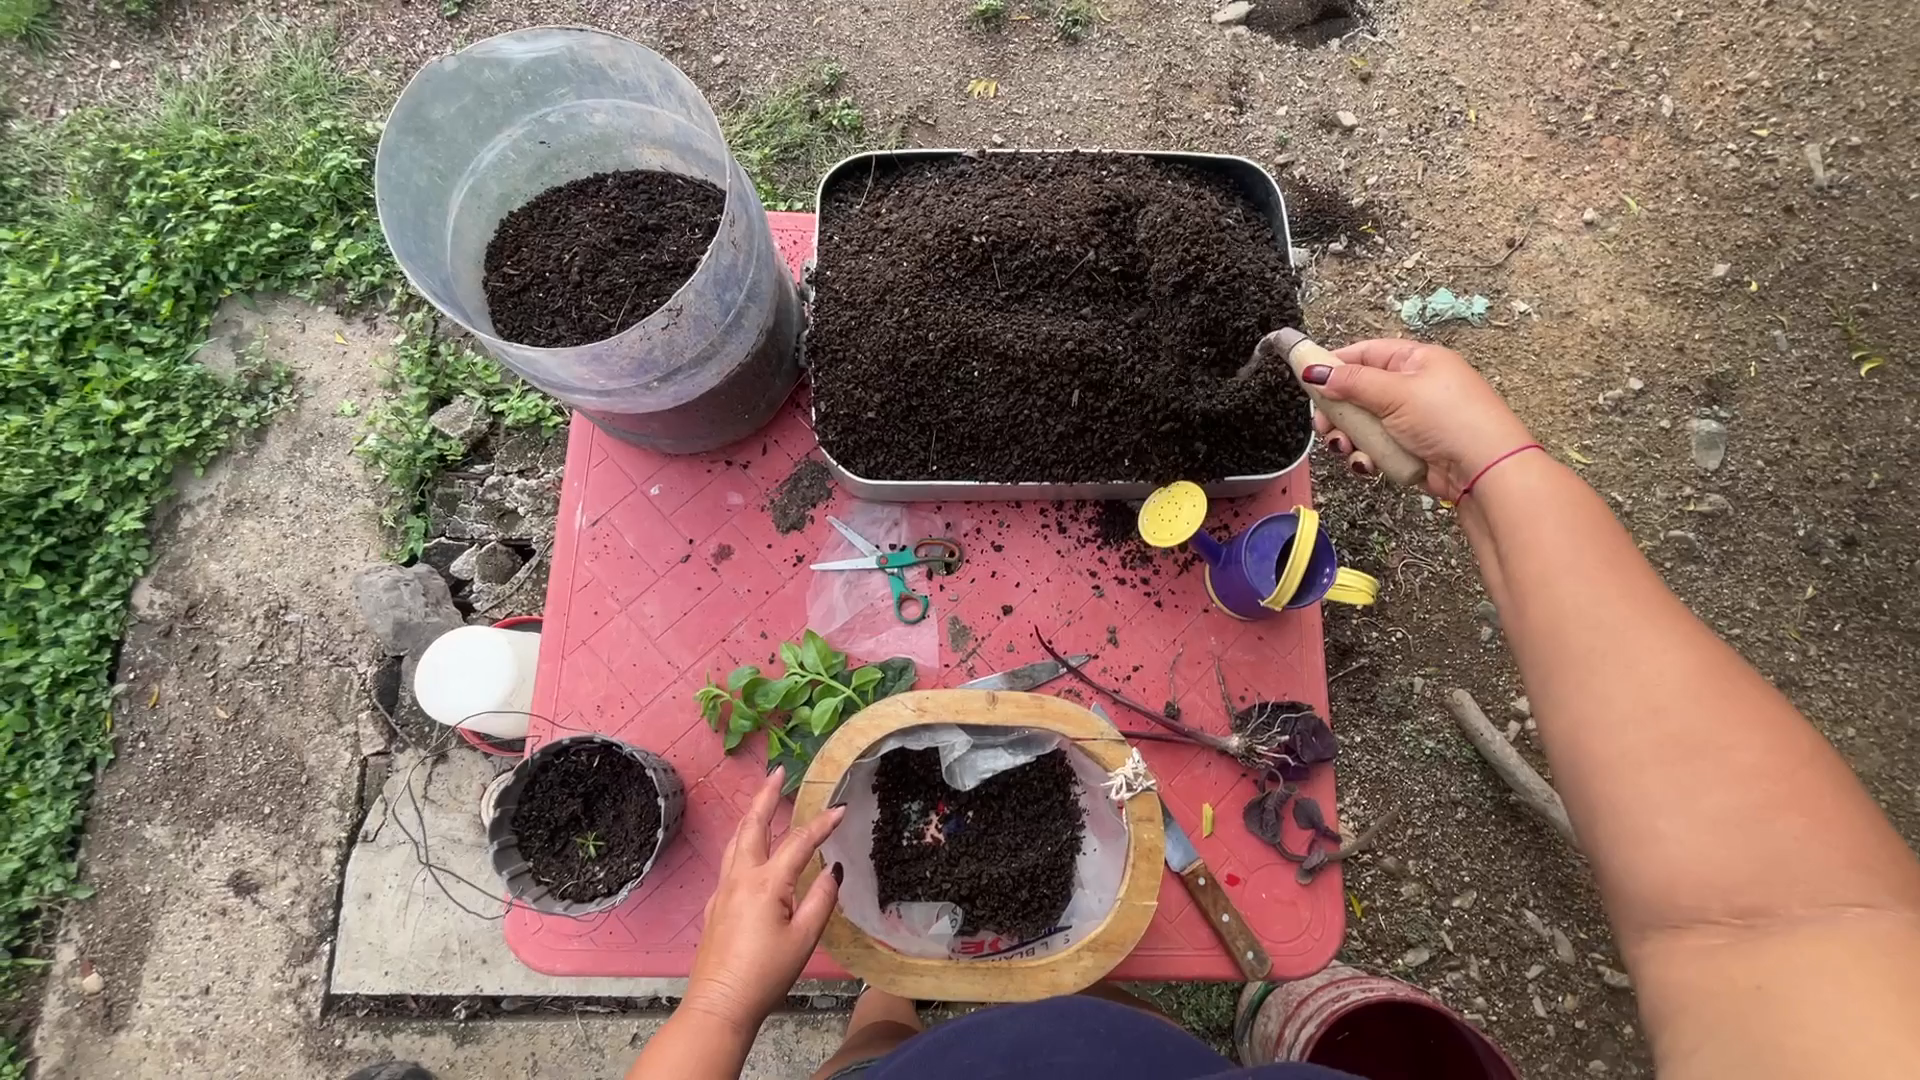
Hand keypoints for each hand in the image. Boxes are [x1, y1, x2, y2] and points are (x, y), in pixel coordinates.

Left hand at [682, 768, 845, 1035]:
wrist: (718, 1006)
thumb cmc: (765, 974)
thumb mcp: (804, 938)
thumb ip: (821, 899)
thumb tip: (833, 869)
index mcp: (766, 883)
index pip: (799, 841)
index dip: (823, 823)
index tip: (842, 808)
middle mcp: (741, 877)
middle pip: (753, 825)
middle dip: (767, 795)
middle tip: (779, 772)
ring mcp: (724, 889)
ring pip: (737, 840)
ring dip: (752, 814)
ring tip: (764, 799)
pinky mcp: (715, 905)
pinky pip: (730, 860)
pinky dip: (744, 841)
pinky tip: (751, 849)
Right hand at [1302, 338, 1534, 498]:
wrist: (1483, 469)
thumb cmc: (1449, 420)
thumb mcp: (1395, 393)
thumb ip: (1351, 381)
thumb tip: (1314, 371)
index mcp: (1416, 361)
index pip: (1366, 353)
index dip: (1335, 364)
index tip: (1308, 379)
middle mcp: (1412, 387)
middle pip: (1357, 392)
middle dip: (1337, 411)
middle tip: (1324, 426)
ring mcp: (1410, 419)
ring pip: (1361, 423)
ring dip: (1348, 437)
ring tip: (1346, 448)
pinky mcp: (1407, 447)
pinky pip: (1373, 446)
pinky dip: (1365, 455)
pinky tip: (1367, 463)